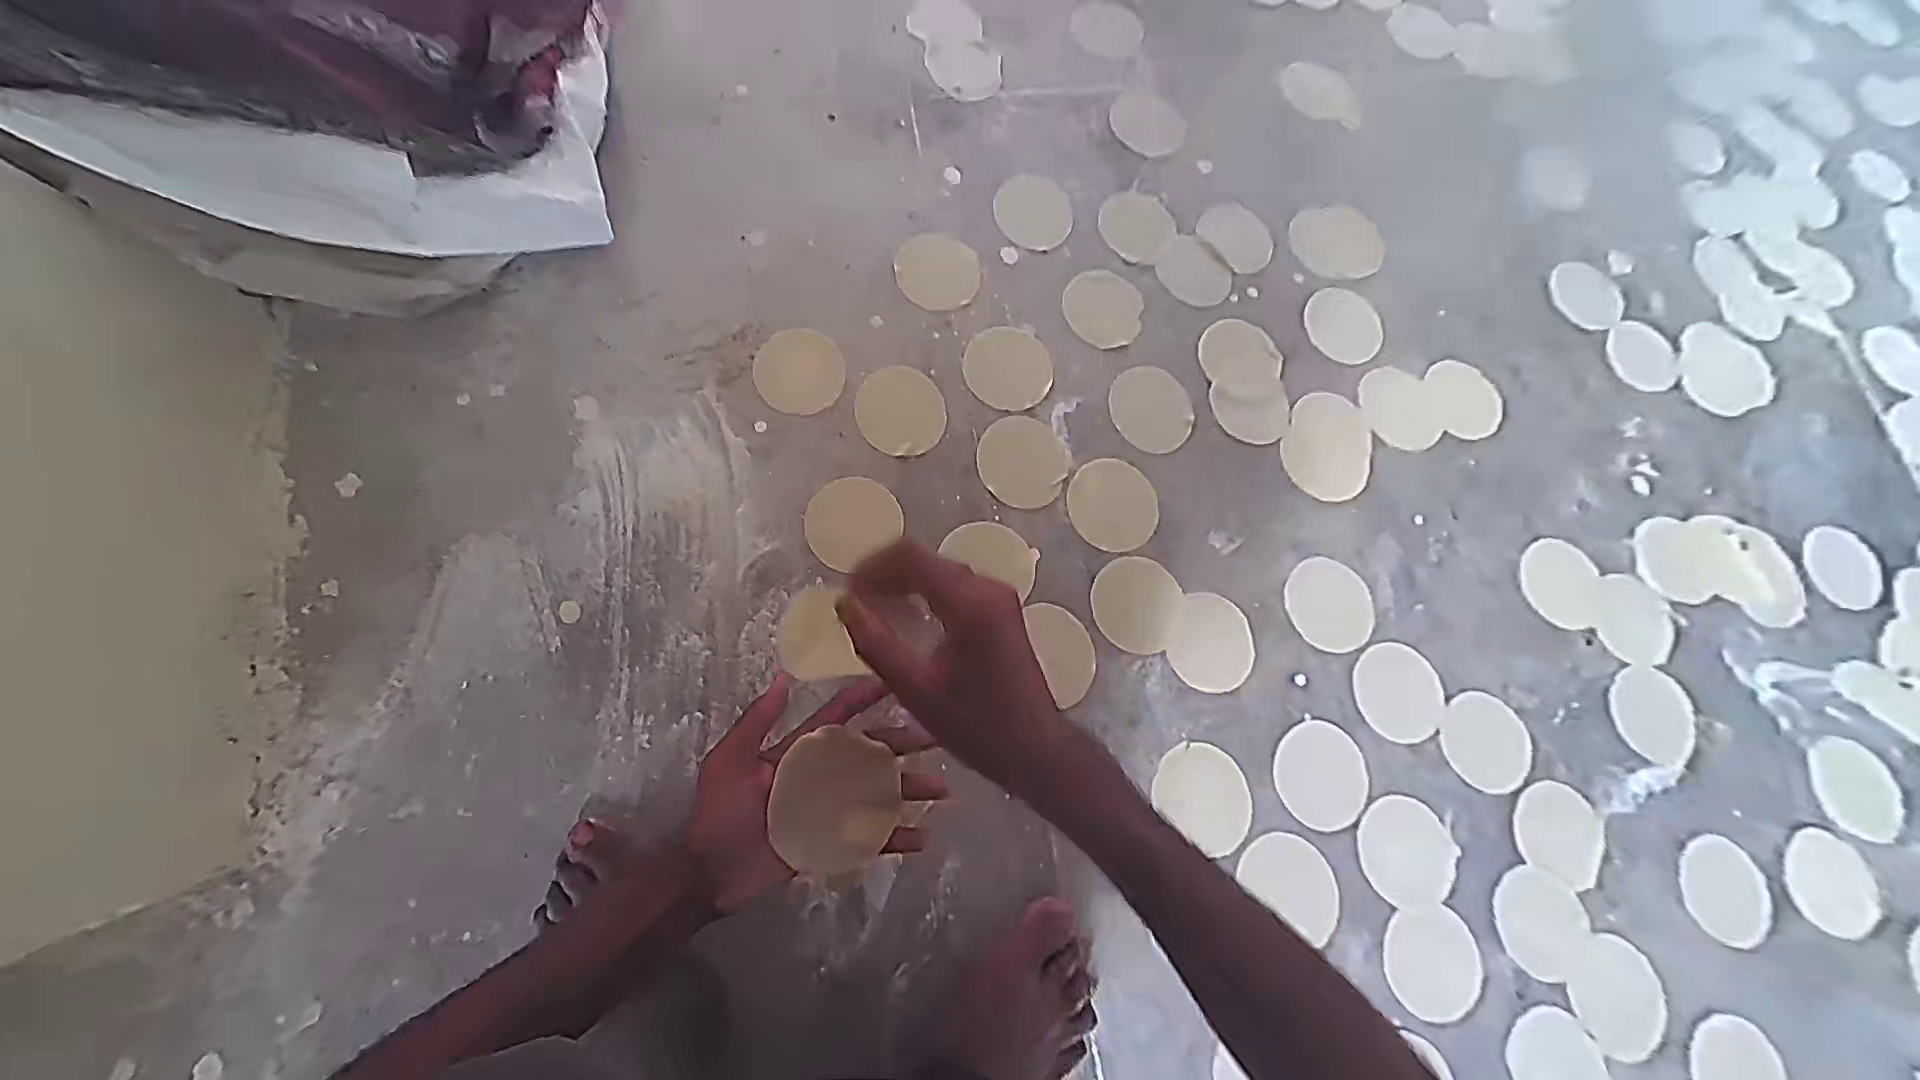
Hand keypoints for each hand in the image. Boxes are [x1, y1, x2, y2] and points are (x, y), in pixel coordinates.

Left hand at [686, 671, 948, 912]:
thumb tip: (782, 677)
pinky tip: (922, 838)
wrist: (707, 873)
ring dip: (909, 790)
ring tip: (942, 791)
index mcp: (800, 752)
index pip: (837, 718)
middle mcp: (822, 775)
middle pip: (870, 754)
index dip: (862, 698)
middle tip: (936, 737)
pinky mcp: (832, 841)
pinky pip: (869, 837)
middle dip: (902, 744)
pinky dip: (895, 837)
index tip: (892, 681)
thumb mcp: (728, 760)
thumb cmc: (717, 812)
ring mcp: (830, 809)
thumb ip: (756, 721)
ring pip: (878, 793)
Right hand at [835, 541, 1073, 796]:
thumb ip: (875, 643)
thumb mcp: (915, 690)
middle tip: (856, 603)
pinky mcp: (1002, 608)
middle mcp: (988, 588)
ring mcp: (999, 596)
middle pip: (926, 560)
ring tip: (874, 610)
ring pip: (940, 570)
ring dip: (905, 583)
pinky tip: (907, 617)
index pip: (910, 558)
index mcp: (970, 603)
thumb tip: (844, 604)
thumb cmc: (976, 726)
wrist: (1035, 747)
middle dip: (886, 575)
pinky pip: (955, 585)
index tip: (848, 592)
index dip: (872, 568)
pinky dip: (926, 592)